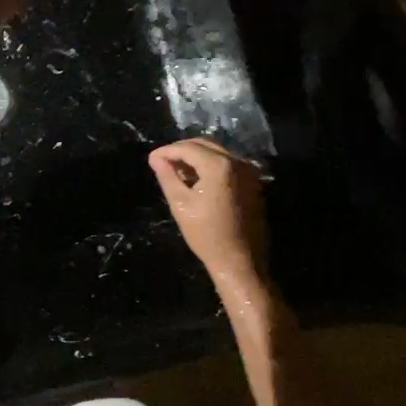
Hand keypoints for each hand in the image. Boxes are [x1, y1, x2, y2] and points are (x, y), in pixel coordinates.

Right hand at [148, 138, 268, 291]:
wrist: (240, 260)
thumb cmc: (206, 235)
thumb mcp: (181, 204)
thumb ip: (167, 176)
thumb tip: (156, 159)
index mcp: (219, 166)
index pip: (188, 148)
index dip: (167, 151)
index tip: (151, 159)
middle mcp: (238, 161)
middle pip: (205, 145)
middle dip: (182, 150)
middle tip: (163, 162)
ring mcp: (249, 171)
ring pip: (218, 153)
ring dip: (197, 157)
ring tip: (177, 170)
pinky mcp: (253, 182)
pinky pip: (229, 164)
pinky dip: (211, 166)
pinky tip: (197, 178)